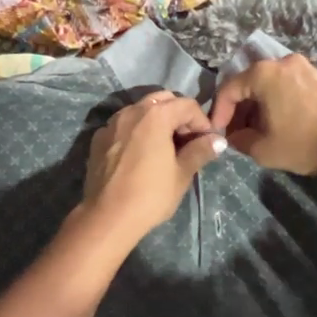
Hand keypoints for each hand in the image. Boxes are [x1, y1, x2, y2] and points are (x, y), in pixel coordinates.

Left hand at [81, 91, 225, 241]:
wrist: (107, 216)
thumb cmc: (151, 194)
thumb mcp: (182, 174)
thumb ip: (200, 151)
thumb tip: (218, 140)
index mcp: (155, 115)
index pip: (187, 105)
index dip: (201, 121)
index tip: (206, 142)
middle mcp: (131, 111)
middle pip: (162, 100)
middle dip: (178, 115)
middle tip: (187, 141)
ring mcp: (111, 123)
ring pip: (140, 110)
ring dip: (156, 120)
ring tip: (165, 147)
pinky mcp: (98, 138)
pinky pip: (123, 125)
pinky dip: (136, 131)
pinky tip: (140, 154)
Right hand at [208, 54, 316, 174]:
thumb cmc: (303, 142)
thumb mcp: (262, 149)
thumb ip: (239, 140)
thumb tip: (234, 136)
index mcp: (263, 73)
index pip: (229, 89)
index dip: (219, 113)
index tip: (217, 132)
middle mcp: (282, 62)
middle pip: (249, 84)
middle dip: (240, 109)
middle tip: (237, 133)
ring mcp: (304, 67)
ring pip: (270, 84)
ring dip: (259, 106)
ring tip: (258, 130)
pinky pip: (288, 86)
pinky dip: (278, 102)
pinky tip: (281, 123)